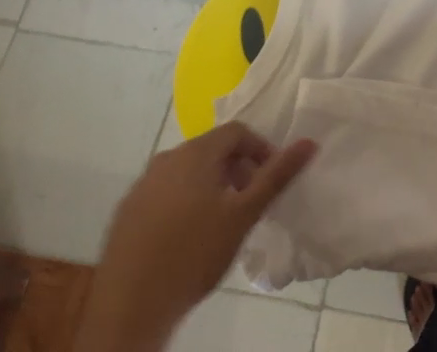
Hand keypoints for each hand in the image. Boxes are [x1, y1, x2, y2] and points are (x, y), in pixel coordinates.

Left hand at [74, 123, 316, 351]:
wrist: (130, 304)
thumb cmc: (195, 253)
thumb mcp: (244, 214)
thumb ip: (276, 176)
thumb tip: (309, 142)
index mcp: (195, 153)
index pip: (237, 131)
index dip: (261, 150)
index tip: (271, 180)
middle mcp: (166, 159)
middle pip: (211, 149)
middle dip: (238, 168)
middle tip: (250, 201)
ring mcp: (142, 184)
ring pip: (187, 171)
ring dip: (212, 185)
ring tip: (223, 220)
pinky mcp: (127, 210)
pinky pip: (165, 192)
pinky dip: (185, 201)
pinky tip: (189, 236)